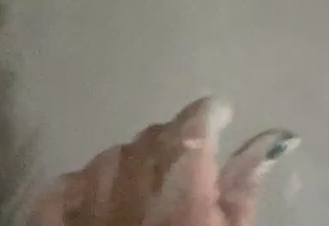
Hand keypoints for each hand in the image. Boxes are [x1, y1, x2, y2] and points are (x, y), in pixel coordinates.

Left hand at [33, 98, 296, 225]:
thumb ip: (244, 193)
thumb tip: (270, 140)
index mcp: (184, 205)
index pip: (192, 131)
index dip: (207, 113)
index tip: (220, 116)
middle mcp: (132, 203)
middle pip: (151, 139)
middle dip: (172, 138)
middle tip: (186, 155)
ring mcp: (85, 219)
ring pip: (107, 158)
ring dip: (130, 160)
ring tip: (144, 177)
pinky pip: (59, 191)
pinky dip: (79, 184)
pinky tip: (95, 193)